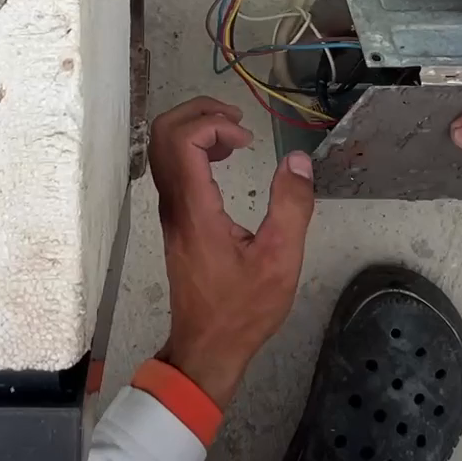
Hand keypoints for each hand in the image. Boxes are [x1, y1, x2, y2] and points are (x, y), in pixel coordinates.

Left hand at [148, 96, 314, 407]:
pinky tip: (225, 157)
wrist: (206, 348)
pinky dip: (195, 146)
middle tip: (238, 119)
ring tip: (236, 134)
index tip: (248, 139)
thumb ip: (291, 207)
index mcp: (194, 208)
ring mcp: (169, 209)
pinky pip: (172, 164)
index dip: (213, 124)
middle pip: (163, 132)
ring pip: (163, 146)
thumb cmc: (242, 309)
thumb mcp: (280, 261)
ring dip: (196, 126)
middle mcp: (173, 202)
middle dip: (199, 112)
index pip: (181, 139)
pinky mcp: (175, 216)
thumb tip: (298, 160)